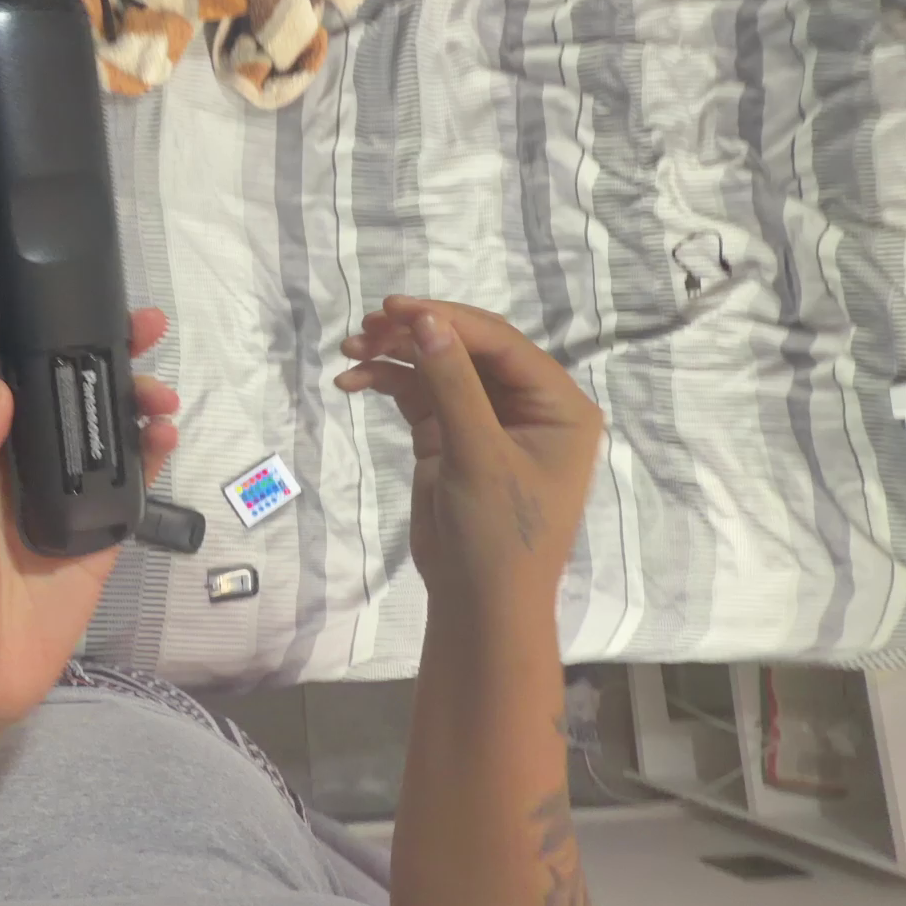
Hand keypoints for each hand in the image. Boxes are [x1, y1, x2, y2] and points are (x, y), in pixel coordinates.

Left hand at [0, 310, 179, 748]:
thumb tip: (0, 391)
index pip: (4, 383)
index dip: (31, 339)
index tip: (66, 300)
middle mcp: (23, 470)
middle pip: (64, 400)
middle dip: (100, 359)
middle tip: (143, 327)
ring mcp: (64, 502)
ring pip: (102, 437)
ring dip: (132, 404)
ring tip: (161, 389)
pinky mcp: (97, 538)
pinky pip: (127, 491)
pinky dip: (149, 460)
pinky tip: (166, 435)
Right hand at [335, 297, 603, 613]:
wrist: (478, 597)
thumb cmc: (499, 531)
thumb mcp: (477, 454)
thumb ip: (452, 385)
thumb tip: (426, 323)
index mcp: (556, 405)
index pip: (500, 344)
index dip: (448, 320)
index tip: (394, 308)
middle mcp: (524, 405)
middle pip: (466, 351)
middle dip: (415, 335)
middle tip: (365, 328)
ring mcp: (483, 421)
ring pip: (436, 371)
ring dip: (394, 359)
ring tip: (349, 352)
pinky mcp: (448, 438)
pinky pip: (417, 398)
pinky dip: (387, 386)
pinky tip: (353, 383)